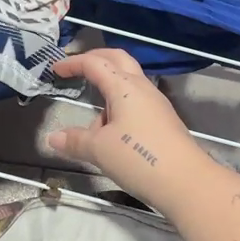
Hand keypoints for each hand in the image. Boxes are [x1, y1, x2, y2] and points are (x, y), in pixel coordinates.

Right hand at [46, 49, 206, 207]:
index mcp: (124, 86)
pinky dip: (120, 108)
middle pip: (117, 59)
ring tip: (94, 129)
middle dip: (95, 59)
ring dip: (107, 92)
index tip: (56, 69)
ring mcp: (156, 103)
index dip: (73, 63)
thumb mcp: (100, 150)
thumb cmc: (139, 158)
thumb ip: (75, 141)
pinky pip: (136, 102)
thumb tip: (52, 138)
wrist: (187, 182)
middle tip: (77, 70)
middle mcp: (142, 87)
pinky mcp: (164, 119)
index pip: (95, 64)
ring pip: (128, 83)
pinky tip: (114, 136)